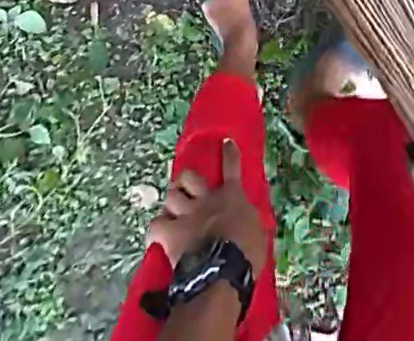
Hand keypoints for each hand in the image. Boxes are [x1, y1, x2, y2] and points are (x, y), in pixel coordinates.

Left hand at [147, 138, 268, 274]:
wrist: (224, 270)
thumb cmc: (247, 254)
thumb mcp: (258, 233)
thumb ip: (250, 220)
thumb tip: (246, 216)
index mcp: (231, 197)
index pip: (232, 167)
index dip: (229, 153)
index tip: (226, 142)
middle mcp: (206, 199)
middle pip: (189, 177)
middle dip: (184, 181)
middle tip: (184, 189)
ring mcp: (187, 214)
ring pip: (171, 195)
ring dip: (171, 203)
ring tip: (171, 212)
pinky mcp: (171, 232)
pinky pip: (156, 225)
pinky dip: (155, 231)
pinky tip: (156, 238)